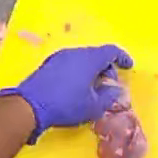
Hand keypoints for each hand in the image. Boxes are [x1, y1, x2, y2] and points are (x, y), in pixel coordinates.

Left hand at [0, 44, 134, 141]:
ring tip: (92, 91)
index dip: (122, 58)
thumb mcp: (93, 106)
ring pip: (82, 60)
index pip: (111, 51)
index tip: (128, 66)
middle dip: (106, 69)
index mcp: (89, 58)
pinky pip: (69, 65)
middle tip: (108, 87)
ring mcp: (58, 57)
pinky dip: (78, 73)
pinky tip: (76, 90)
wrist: (29, 106)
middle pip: (96, 55)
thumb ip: (109, 96)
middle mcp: (74, 52)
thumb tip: (116, 90)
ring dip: (91, 72)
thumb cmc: (66, 104)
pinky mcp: (47, 65)